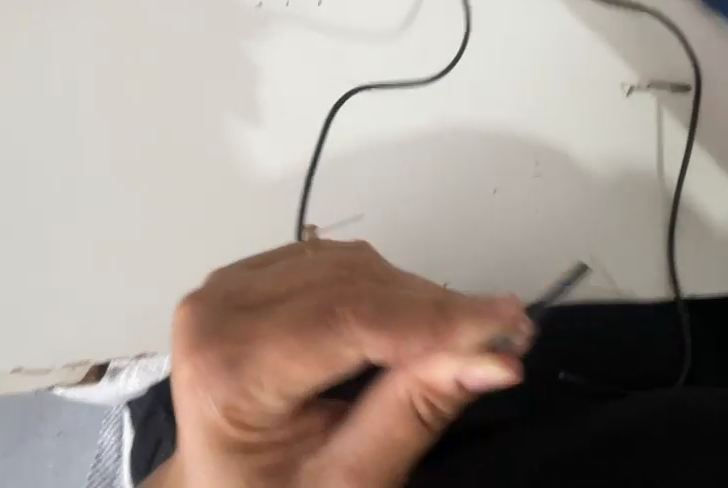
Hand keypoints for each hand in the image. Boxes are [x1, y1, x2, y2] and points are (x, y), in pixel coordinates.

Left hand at [152, 239, 530, 487]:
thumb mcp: (347, 482)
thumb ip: (415, 411)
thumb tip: (494, 358)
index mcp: (227, 366)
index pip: (348, 317)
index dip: (435, 317)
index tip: (509, 323)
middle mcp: (218, 306)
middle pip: (351, 284)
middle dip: (434, 308)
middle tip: (508, 332)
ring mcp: (228, 284)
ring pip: (347, 265)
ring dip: (413, 296)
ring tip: (465, 333)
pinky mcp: (245, 276)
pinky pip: (329, 262)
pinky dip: (381, 288)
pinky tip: (416, 318)